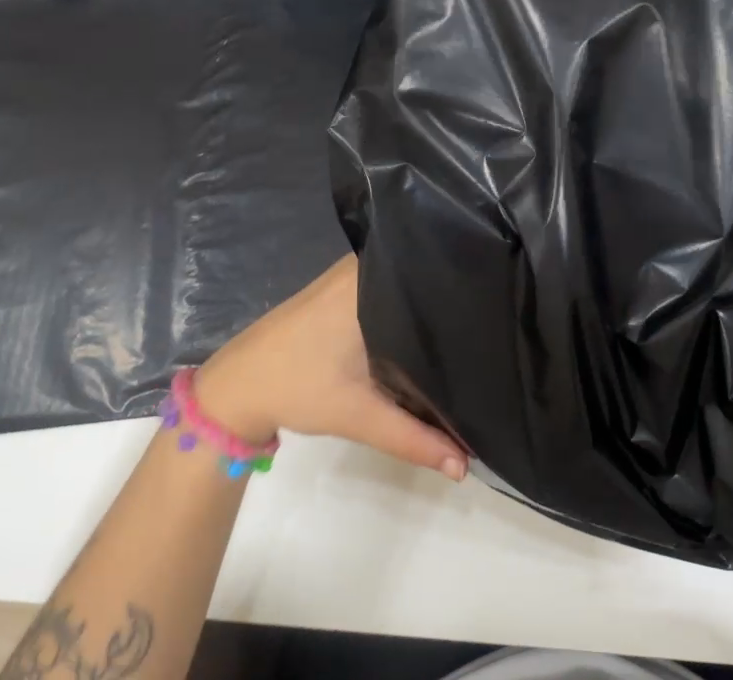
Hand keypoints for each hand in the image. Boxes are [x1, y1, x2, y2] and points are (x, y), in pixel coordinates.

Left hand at [192, 254, 467, 480]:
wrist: (236, 385)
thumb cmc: (296, 388)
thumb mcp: (359, 414)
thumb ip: (414, 438)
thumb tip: (464, 466)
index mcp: (370, 282)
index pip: (433, 279)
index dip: (465, 301)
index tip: (497, 324)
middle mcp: (363, 266)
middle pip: (424, 283)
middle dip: (453, 310)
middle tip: (491, 337)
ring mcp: (351, 272)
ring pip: (407, 289)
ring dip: (429, 313)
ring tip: (470, 336)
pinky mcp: (342, 286)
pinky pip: (389, 293)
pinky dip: (406, 314)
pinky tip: (430, 336)